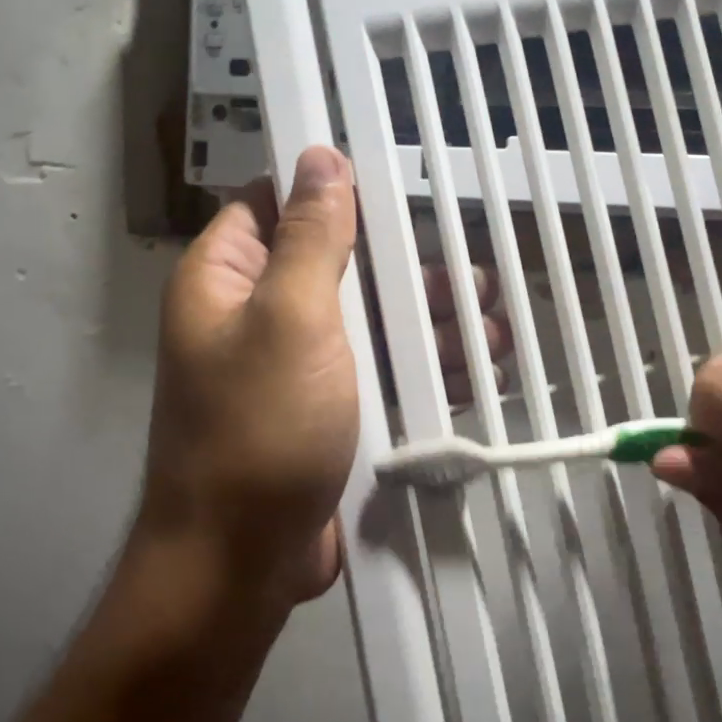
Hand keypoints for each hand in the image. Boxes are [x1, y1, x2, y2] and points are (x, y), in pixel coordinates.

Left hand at [139, 145, 509, 607]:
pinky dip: (420, 372)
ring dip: (428, 324)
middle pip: (338, 267)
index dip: (331, 189)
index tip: (399, 189)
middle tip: (474, 278)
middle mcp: (255, 317)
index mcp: (227, 280)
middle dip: (407, 271)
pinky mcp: (324, 416)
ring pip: (367, 324)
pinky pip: (376, 375)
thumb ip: (310, 237)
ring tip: (494, 329)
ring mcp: (292, 371)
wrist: (239, 565)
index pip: (275, 204)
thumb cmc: (261, 428)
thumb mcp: (291, 318)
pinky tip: (477, 376)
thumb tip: (318, 156)